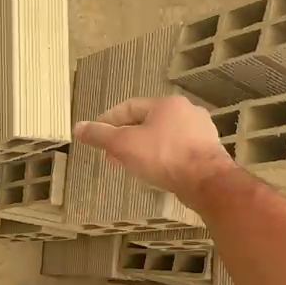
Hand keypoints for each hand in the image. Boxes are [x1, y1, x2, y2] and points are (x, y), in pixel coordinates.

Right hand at [74, 96, 235, 203]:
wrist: (206, 180)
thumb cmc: (162, 156)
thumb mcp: (123, 144)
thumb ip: (99, 135)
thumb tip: (78, 127)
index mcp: (165, 104)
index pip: (128, 107)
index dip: (107, 121)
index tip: (95, 136)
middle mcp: (186, 111)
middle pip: (145, 121)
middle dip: (124, 137)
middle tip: (109, 153)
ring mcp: (200, 130)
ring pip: (161, 135)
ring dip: (141, 147)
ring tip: (128, 163)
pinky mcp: (207, 149)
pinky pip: (175, 148)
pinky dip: (159, 155)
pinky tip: (152, 169)